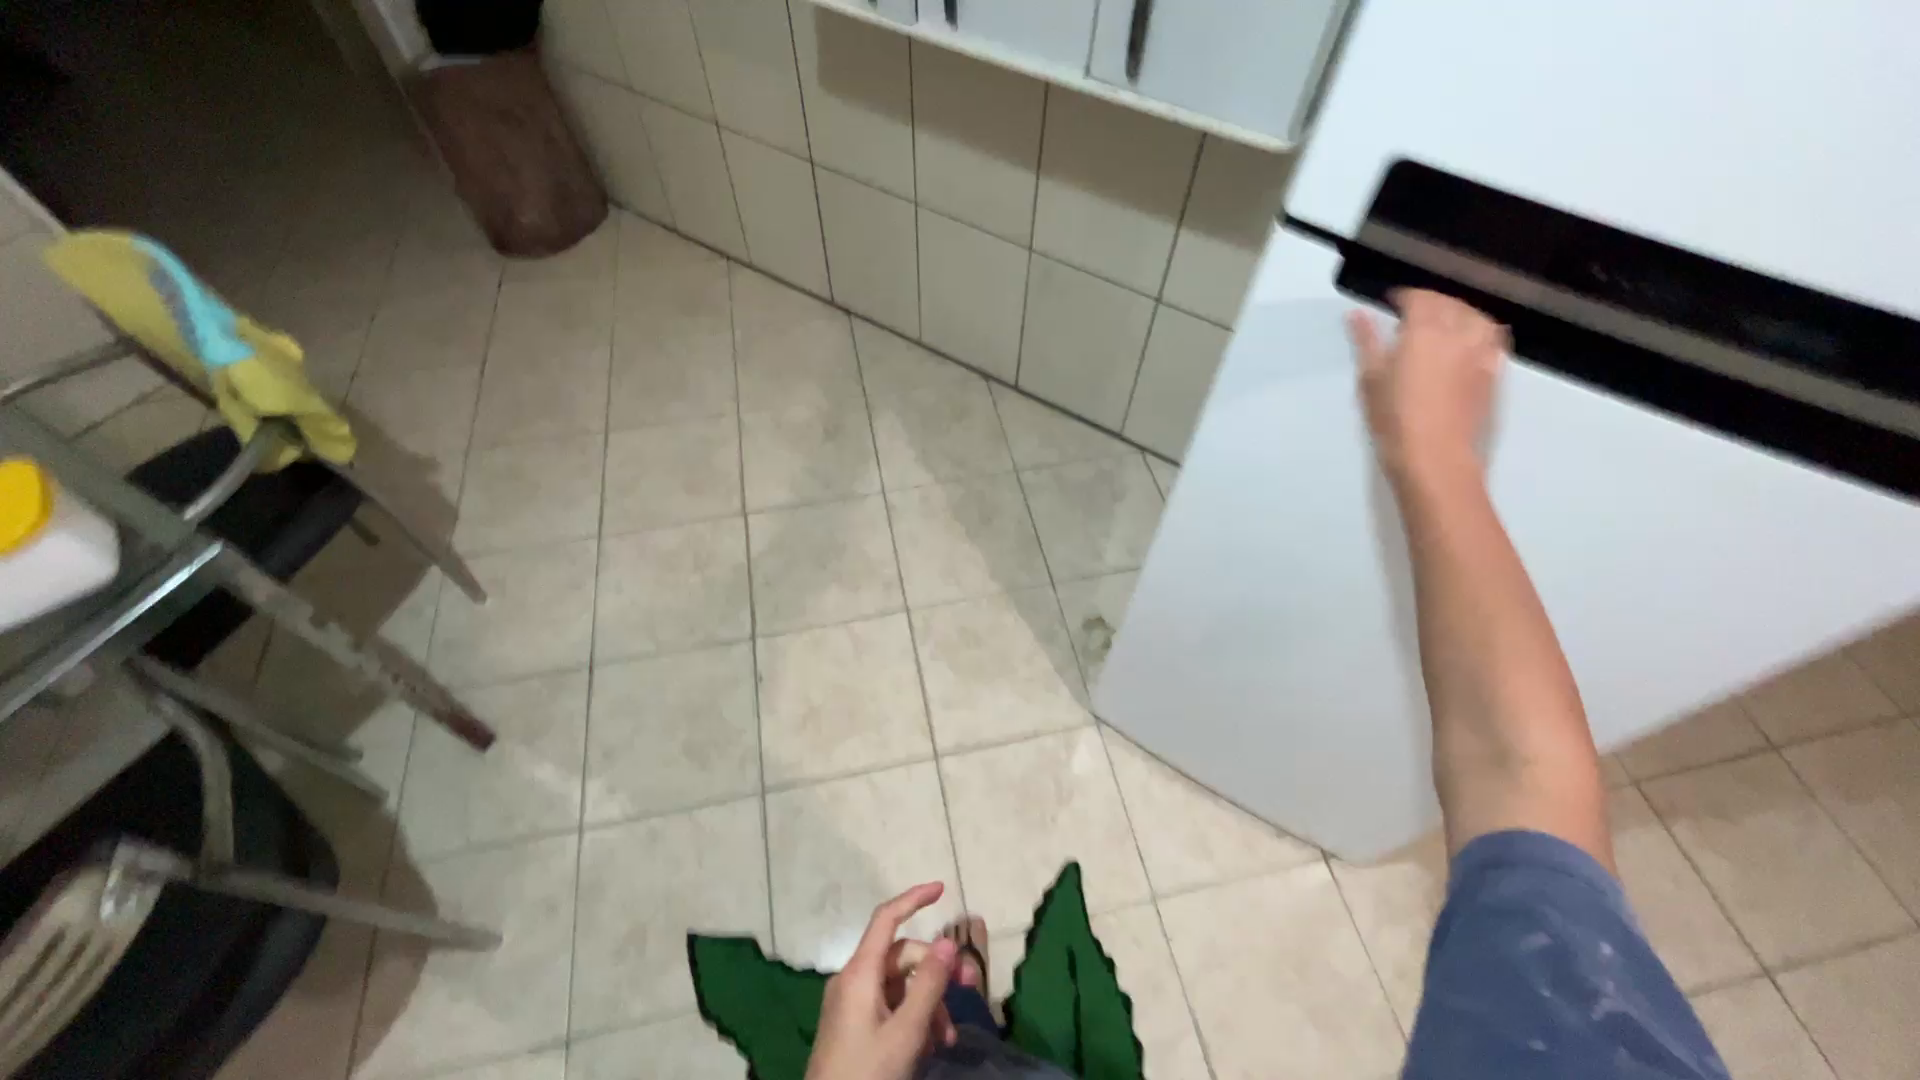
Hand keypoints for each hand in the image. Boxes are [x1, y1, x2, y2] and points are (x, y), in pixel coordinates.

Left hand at [805, 883, 958, 1079]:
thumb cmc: (866, 1073)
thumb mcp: (905, 1033)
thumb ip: (928, 985)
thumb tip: (947, 941)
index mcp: (859, 972)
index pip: (887, 918)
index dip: (913, 898)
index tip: (942, 889)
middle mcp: (853, 980)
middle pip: (902, 956)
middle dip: (936, 971)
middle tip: (969, 990)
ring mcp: (853, 1005)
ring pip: (901, 986)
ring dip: (930, 1004)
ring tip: (948, 1039)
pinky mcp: (855, 1027)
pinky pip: (891, 1008)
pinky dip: (915, 1019)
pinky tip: (932, 1046)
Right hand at [1346, 289, 1508, 487]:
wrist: (1436, 456)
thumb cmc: (1394, 418)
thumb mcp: (1371, 379)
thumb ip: (1366, 341)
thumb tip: (1357, 313)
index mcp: (1424, 329)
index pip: (1418, 298)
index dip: (1404, 296)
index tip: (1391, 303)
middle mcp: (1458, 331)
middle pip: (1449, 303)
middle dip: (1431, 303)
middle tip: (1410, 316)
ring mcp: (1482, 350)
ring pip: (1476, 316)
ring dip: (1459, 313)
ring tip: (1442, 325)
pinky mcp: (1495, 370)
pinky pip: (1493, 338)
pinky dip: (1480, 331)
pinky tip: (1469, 342)